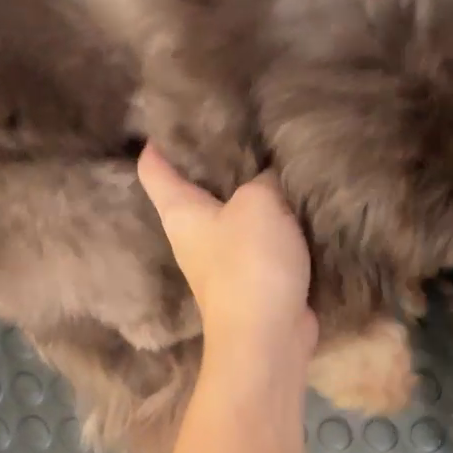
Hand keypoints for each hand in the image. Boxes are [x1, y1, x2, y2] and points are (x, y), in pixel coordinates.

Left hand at [137, 144, 314, 355]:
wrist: (269, 338)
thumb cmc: (250, 264)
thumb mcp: (260, 202)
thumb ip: (267, 178)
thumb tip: (274, 171)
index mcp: (180, 211)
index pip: (154, 166)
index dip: (160, 138)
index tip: (174, 114)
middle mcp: (195, 236)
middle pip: (197, 189)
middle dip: (216, 163)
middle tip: (245, 131)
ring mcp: (225, 263)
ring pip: (235, 217)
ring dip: (252, 198)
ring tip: (276, 166)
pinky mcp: (257, 282)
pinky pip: (264, 243)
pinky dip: (277, 228)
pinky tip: (298, 211)